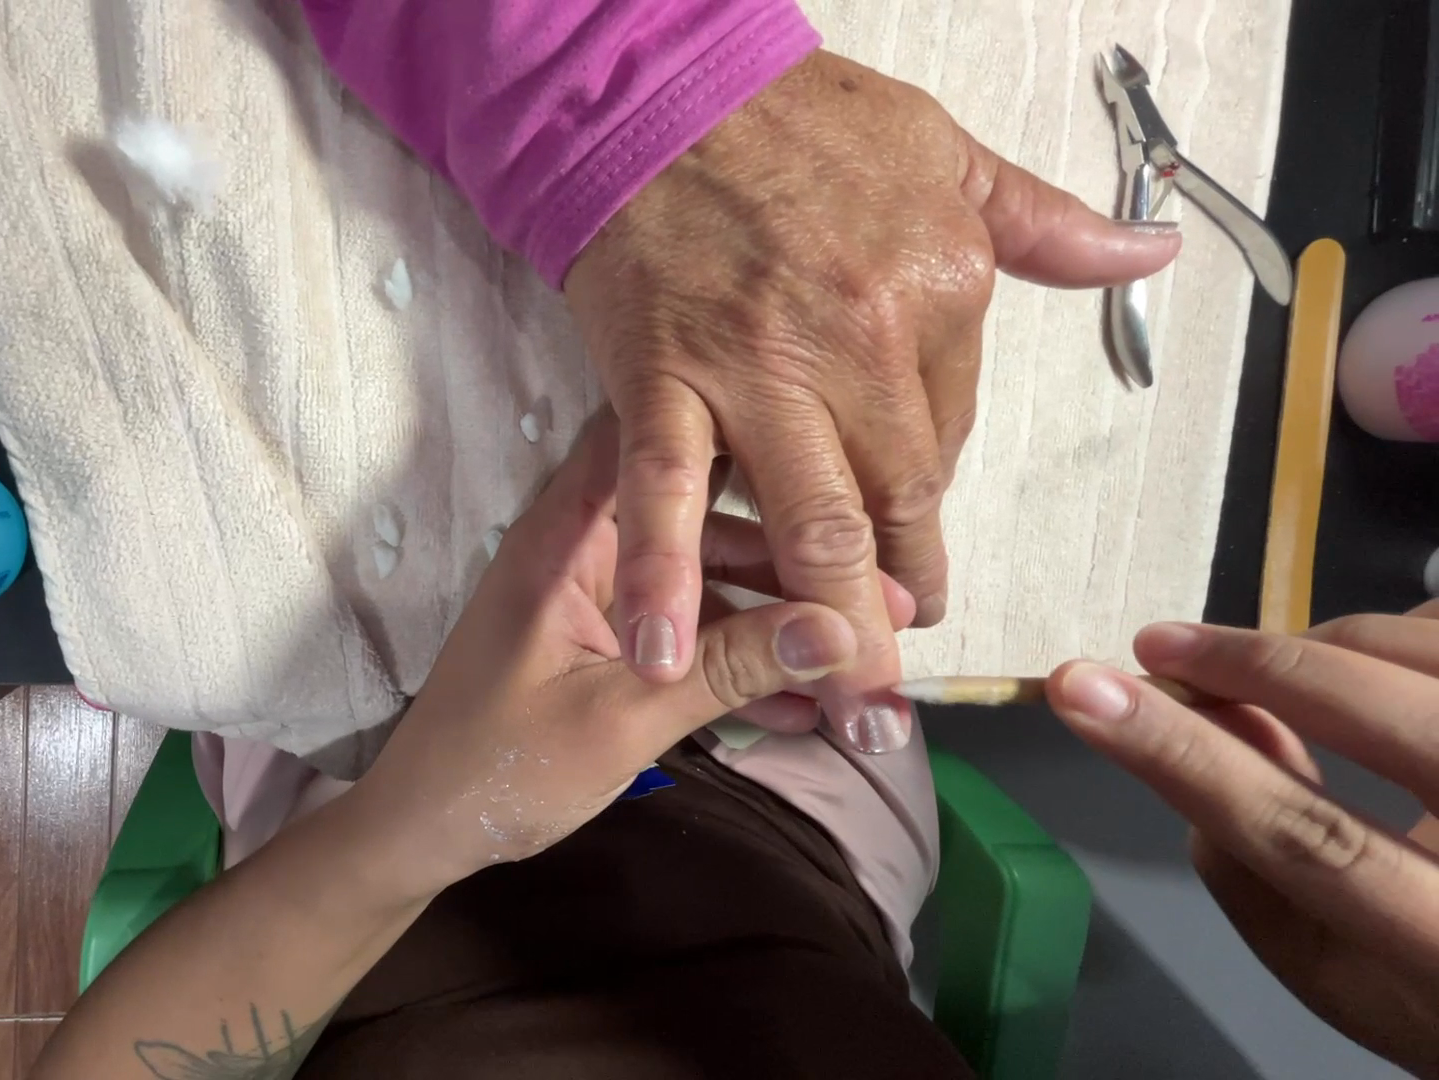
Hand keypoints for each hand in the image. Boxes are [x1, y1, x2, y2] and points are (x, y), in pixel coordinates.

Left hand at [348, 412, 866, 886]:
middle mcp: (583, 550)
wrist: (431, 826)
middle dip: (787, 562)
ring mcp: (595, 599)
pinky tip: (796, 700)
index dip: (726, 425)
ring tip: (862, 657)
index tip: (817, 435)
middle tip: (888, 597)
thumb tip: (842, 628)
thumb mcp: (624, 717)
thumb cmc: (505, 765)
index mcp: (566, 538)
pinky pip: (678, 633)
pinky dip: (728, 659)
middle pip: (696, 528)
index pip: (641, 439)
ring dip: (770, 623)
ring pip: (697, 588)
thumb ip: (727, 667)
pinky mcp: (604, 643)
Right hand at [566, 50, 1181, 749]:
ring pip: (801, 520)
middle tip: (888, 699)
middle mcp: (859, 346)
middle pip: (892, 508)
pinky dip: (664, 576)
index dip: (923, 524)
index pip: (940, 444)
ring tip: (825, 707)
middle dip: (894, 612)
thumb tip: (1143, 257)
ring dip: (817, 625)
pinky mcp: (662, 385)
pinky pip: (666, 494)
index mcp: (936, 294)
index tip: (908, 576)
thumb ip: (1039, 220)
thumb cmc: (795, 131)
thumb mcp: (940, 156)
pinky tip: (661, 654)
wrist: (660, 106)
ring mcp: (755, 373)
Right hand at [1046, 606, 1438, 1077]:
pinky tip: (1375, 661)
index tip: (1079, 685)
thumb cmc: (1417, 980)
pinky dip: (1407, 630)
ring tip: (1280, 664)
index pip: (1309, 838)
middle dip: (1262, 666)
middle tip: (1163, 645)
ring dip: (1336, 643)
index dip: (1182, 750)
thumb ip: (1235, 853)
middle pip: (1411, 730)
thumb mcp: (1312, 956)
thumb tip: (1203, 719)